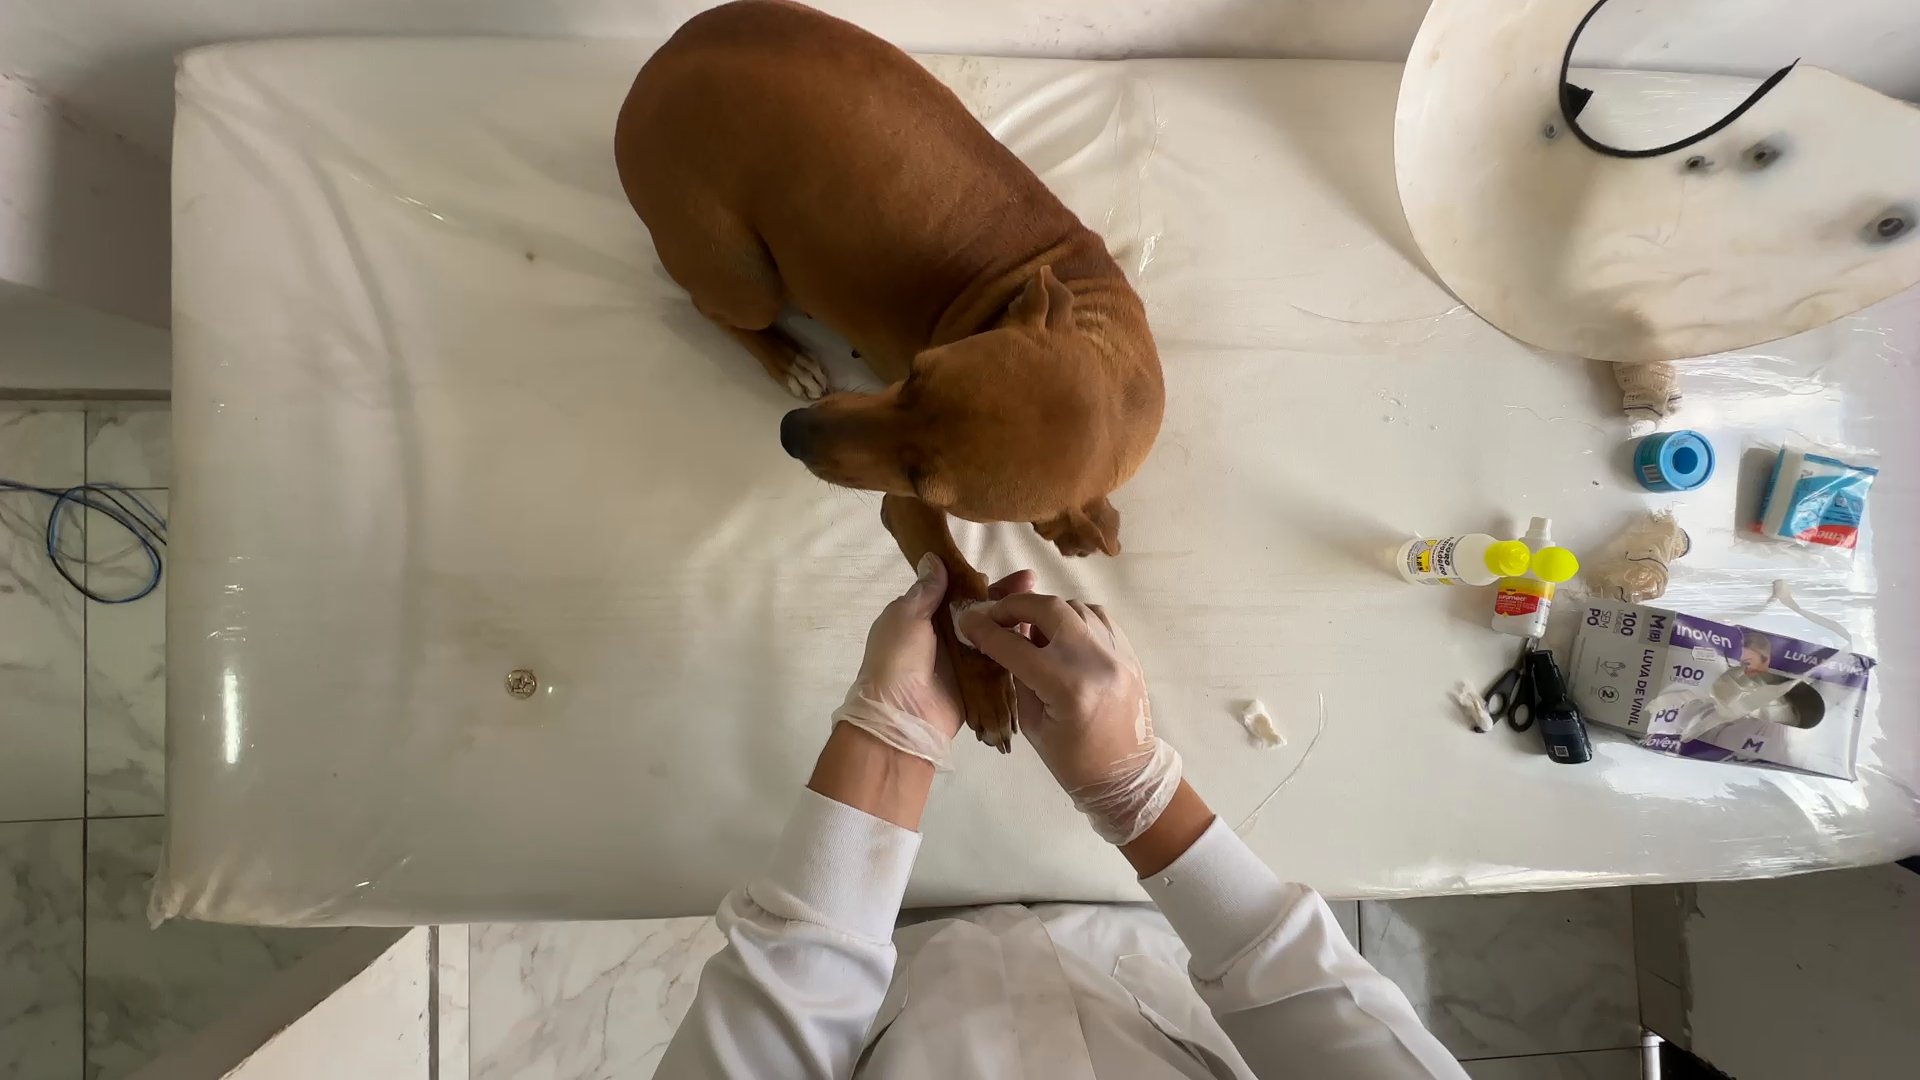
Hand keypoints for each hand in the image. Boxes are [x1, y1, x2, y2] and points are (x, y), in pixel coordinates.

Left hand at [833, 554, 1033, 767]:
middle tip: (1031, 580)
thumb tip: (933, 559)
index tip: (998, 570)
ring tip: (1039, 601)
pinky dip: (1016, 647)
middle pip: (979, 611)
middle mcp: (944, 636)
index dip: (976, 580)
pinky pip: (1000, 659)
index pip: (954, 592)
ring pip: (993, 633)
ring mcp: (963, 660)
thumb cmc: (896, 660)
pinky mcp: (979, 681)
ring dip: (1014, 618)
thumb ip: (925, 591)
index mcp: (922, 618)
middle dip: (1003, 596)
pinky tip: (1038, 632)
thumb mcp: (905, 617)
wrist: (901, 717)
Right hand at [958, 595, 1181, 843]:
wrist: (1126, 776)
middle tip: (997, 615)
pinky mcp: (1129, 652)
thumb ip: (1019, 676)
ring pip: (1075, 607)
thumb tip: (1006, 640)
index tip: (967, 620)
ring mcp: (1117, 653)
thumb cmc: (1073, 761)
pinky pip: (1097, 616)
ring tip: (1031, 628)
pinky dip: (1074, 617)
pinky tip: (1062, 633)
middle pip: (1049, 609)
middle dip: (1016, 606)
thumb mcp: (1032, 723)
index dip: (985, 630)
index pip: (1015, 646)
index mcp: (1067, 688)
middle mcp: (1095, 661)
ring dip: (1046, 611)